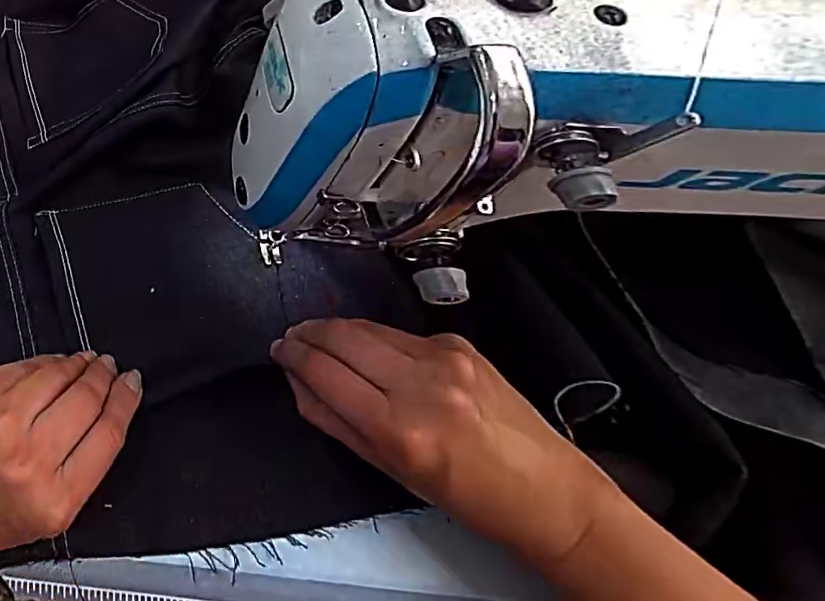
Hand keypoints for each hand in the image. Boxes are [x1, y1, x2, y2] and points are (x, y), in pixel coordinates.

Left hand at [0, 352, 141, 574]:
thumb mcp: (45, 514)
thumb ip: (83, 466)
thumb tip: (113, 407)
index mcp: (53, 499)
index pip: (109, 434)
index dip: (126, 400)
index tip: (132, 384)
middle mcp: (28, 458)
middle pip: (89, 398)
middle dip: (106, 376)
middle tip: (110, 368)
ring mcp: (3, 420)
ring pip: (63, 373)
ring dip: (80, 363)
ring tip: (86, 362)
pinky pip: (31, 364)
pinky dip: (47, 363)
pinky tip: (51, 368)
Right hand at [270, 320, 612, 566]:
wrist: (544, 488)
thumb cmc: (471, 497)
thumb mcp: (392, 472)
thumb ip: (337, 424)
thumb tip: (300, 385)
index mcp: (401, 430)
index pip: (327, 374)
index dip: (295, 357)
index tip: (280, 351)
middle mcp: (421, 385)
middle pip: (343, 338)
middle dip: (309, 333)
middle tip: (292, 338)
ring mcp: (442, 356)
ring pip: (369, 328)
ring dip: (337, 330)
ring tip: (318, 336)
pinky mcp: (456, 341)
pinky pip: (399, 333)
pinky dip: (375, 338)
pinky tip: (367, 347)